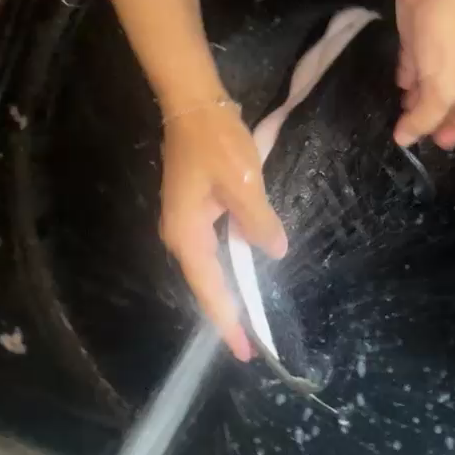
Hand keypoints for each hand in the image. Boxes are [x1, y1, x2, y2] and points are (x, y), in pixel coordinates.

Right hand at [159, 97, 288, 359]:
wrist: (194, 103)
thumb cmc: (217, 142)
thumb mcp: (242, 182)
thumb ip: (257, 221)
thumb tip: (274, 251)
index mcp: (186, 233)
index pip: (209, 288)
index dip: (227, 319)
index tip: (244, 350)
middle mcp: (180, 233)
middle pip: (205, 281)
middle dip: (227, 311)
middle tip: (249, 343)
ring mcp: (186, 217)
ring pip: (209, 263)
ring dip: (228, 288)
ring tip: (247, 315)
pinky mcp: (195, 204)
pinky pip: (213, 243)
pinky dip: (228, 260)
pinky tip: (244, 265)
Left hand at [393, 0, 454, 149]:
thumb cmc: (447, 37)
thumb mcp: (440, 86)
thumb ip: (424, 115)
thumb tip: (405, 139)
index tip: (438, 144)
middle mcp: (451, 70)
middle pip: (444, 100)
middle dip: (429, 117)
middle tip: (407, 132)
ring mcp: (432, 51)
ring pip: (424, 82)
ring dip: (413, 98)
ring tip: (395, 113)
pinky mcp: (413, 34)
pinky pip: (409, 61)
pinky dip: (403, 74)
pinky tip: (393, 81)